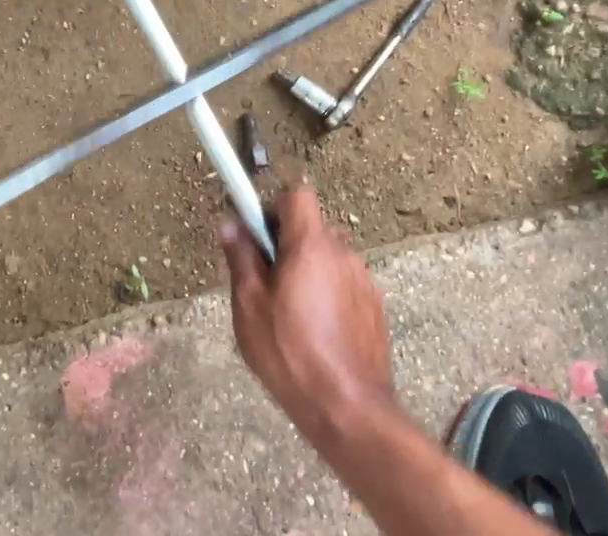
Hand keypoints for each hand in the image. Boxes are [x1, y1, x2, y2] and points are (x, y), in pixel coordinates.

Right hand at [222, 186, 397, 445]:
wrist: (349, 409)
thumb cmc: (289, 351)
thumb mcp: (249, 304)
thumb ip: (241, 258)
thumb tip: (232, 225)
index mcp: (311, 246)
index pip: (296, 196)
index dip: (272, 207)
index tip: (255, 236)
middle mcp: (344, 255)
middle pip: (311, 229)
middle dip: (286, 244)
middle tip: (264, 280)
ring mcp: (365, 282)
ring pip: (327, 259)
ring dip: (307, 271)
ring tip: (288, 312)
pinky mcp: (375, 309)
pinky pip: (343, 284)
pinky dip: (326, 294)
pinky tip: (313, 331)